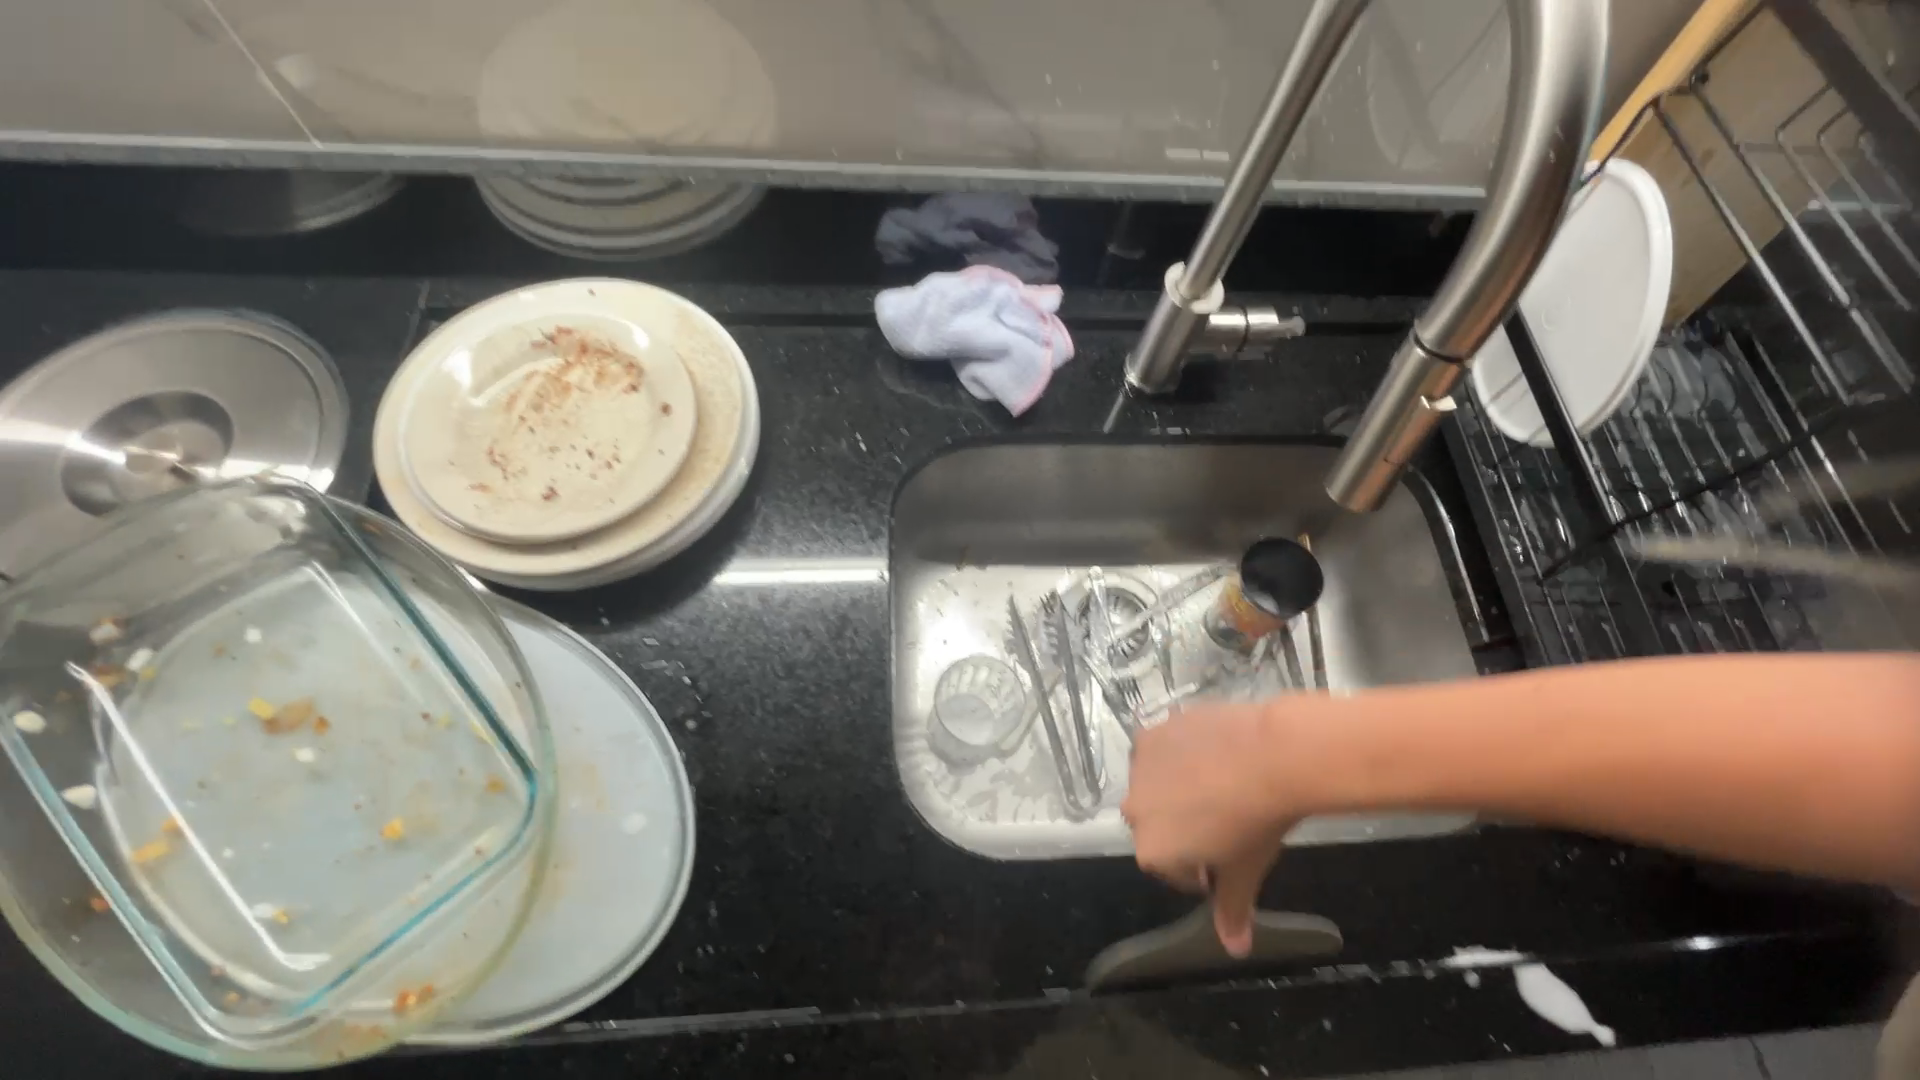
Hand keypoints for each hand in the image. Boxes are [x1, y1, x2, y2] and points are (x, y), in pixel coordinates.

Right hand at [1122, 700, 1308, 957]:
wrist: (1270, 758)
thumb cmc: (1256, 825)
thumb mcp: (1247, 872)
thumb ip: (1233, 910)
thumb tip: (1235, 949)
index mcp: (1151, 852)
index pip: (1172, 869)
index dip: (1201, 867)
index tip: (1228, 856)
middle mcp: (1134, 810)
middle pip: (1156, 825)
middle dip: (1181, 825)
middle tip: (1223, 818)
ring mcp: (1139, 767)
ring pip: (1154, 784)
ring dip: (1175, 788)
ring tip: (1219, 781)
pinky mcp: (1151, 731)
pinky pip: (1161, 750)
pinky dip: (1179, 753)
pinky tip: (1213, 752)